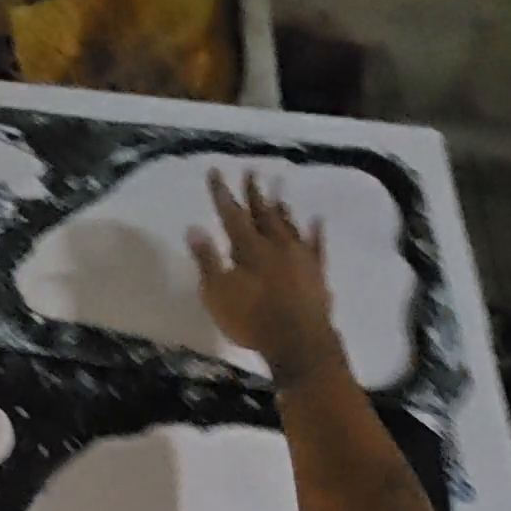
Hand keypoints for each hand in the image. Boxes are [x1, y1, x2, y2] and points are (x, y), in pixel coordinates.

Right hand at [187, 169, 343, 387]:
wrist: (298, 339)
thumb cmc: (251, 319)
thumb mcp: (218, 294)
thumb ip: (207, 260)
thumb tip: (194, 228)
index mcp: (248, 248)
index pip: (231, 214)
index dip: (222, 193)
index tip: (216, 171)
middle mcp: (275, 244)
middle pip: (263, 212)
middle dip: (254, 192)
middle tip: (251, 170)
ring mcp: (299, 255)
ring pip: (289, 224)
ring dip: (281, 207)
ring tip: (277, 191)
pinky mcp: (316, 271)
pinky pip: (316, 244)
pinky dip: (315, 231)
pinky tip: (317, 220)